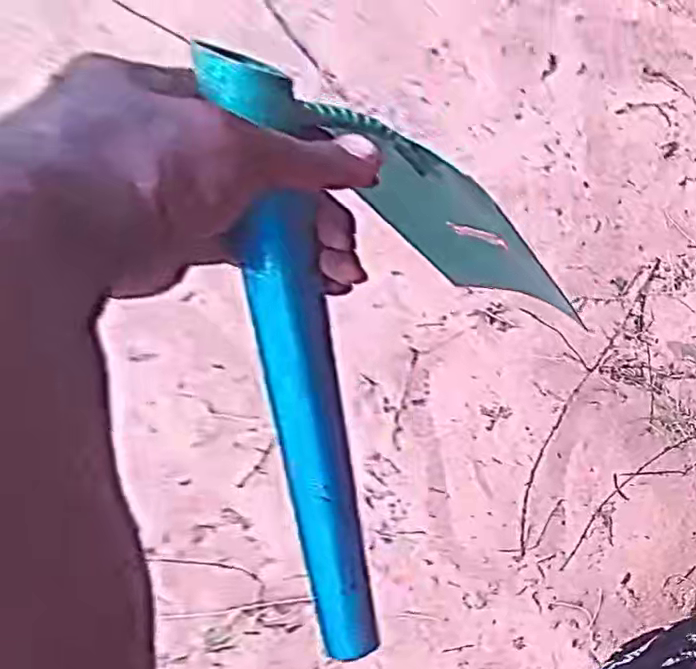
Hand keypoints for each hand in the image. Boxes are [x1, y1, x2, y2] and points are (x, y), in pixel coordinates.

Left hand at [0, 54, 381, 298]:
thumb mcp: (237, 144)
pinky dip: (287, 266)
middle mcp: (167, 140)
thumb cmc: (118, 167)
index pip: (261, 115)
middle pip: (276, 176)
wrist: (68, 231)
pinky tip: (308, 279)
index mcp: (166, 95)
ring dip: (315, 248)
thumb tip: (362, 153)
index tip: (346, 176)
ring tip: (334, 270)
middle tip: (339, 240)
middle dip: (322, 215)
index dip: (312, 148)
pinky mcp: (181, 237)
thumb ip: (308, 154)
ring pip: (270, 218)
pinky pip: (252, 250)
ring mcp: (173, 190)